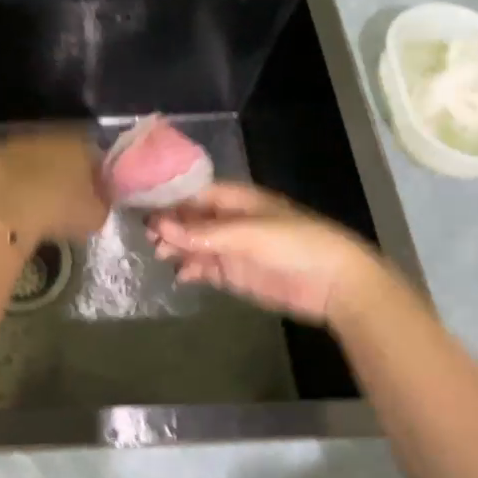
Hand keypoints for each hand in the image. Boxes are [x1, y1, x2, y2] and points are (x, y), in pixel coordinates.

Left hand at [0, 129, 109, 244]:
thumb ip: (102, 204)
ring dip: (36, 174)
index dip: (95, 178)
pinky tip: (11, 200)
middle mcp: (52, 135)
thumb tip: (99, 200)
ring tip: (35, 203)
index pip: (96, 157)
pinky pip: (9, 166)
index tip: (92, 197)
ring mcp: (20, 141)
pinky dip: (11, 179)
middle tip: (63, 200)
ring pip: (35, 157)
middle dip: (64, 172)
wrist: (7, 212)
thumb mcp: (95, 218)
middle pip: (64, 153)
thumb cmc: (58, 212)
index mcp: (81, 145)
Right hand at [149, 182, 380, 325]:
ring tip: (160, 256)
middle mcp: (229, 220)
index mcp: (236, 199)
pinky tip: (180, 275)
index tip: (142, 209)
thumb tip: (158, 226)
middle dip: (169, 226)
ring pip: (193, 244)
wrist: (335, 283)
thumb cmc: (296, 244)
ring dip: (176, 248)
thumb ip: (203, 233)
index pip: (194, 193)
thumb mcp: (248, 234)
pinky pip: (204, 268)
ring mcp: (232, 248)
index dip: (169, 200)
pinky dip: (190, 270)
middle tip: (147, 237)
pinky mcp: (235, 274)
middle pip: (190, 219)